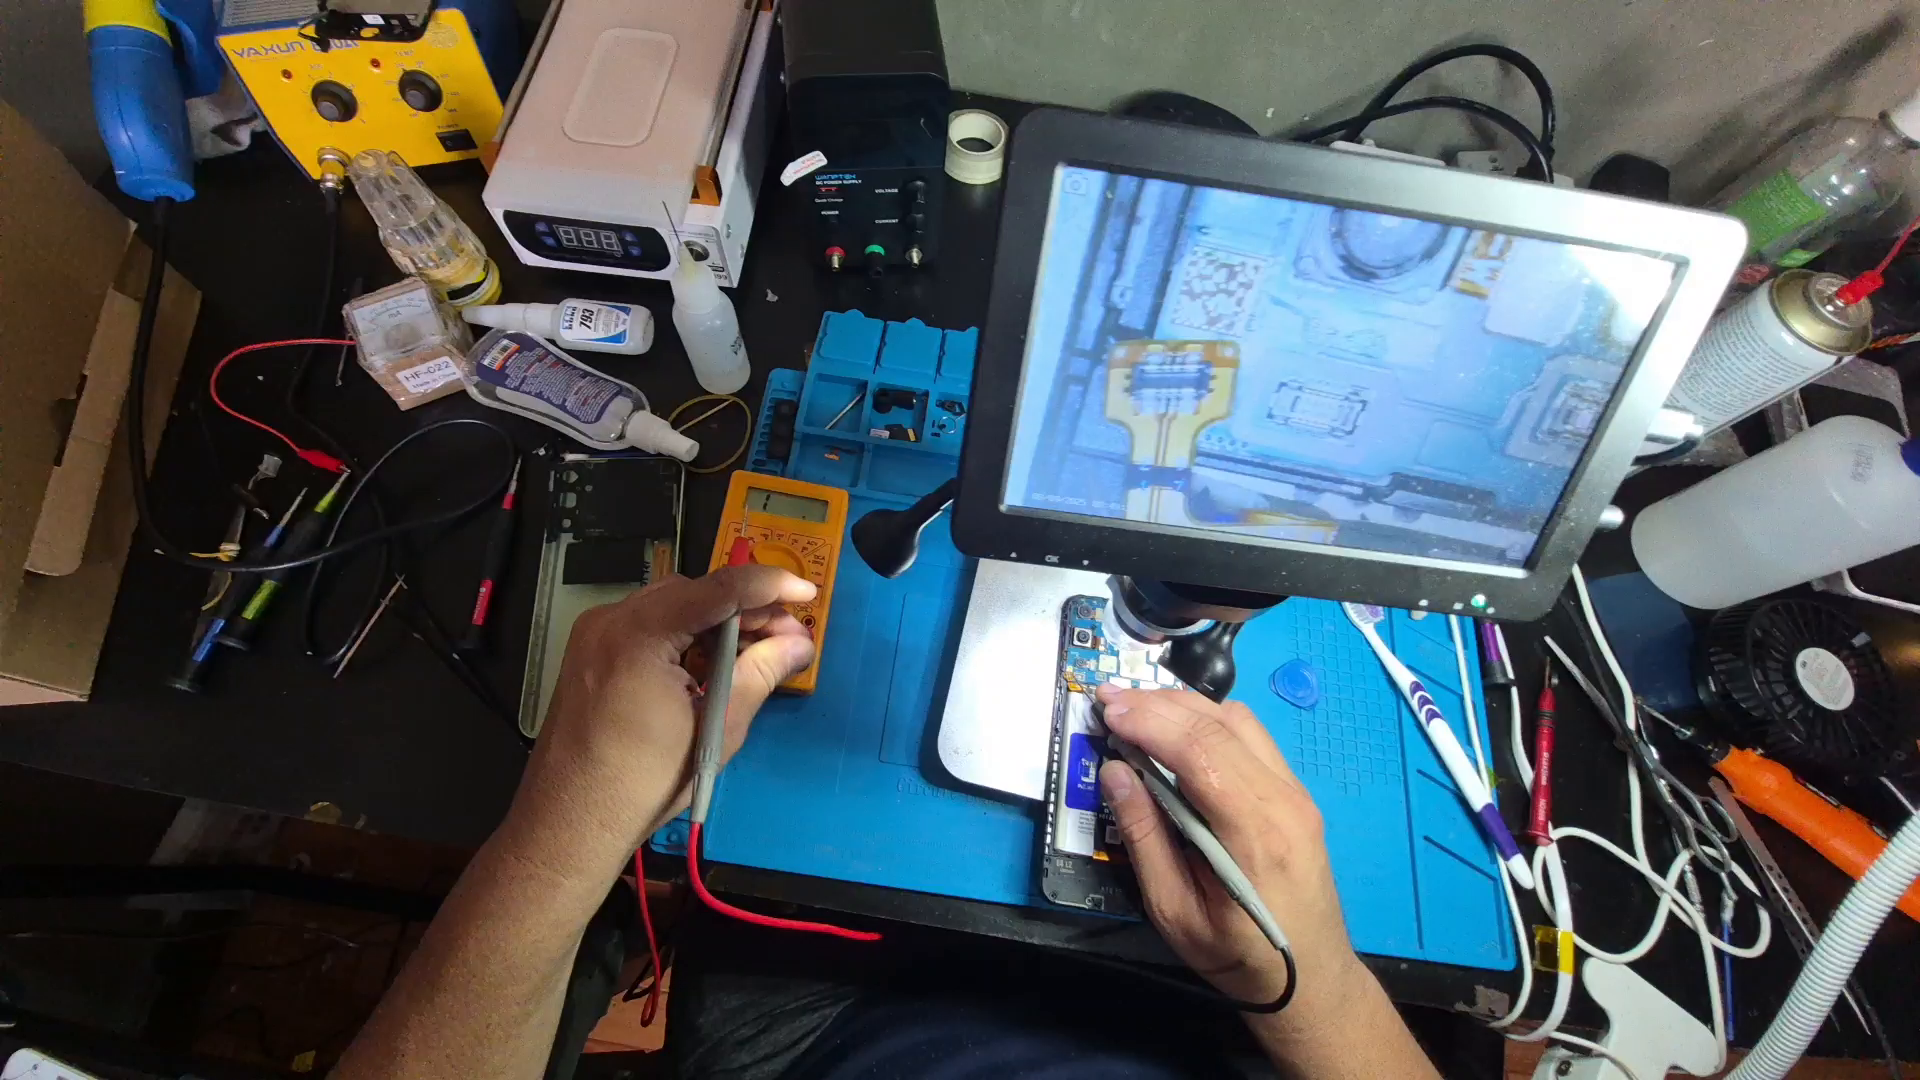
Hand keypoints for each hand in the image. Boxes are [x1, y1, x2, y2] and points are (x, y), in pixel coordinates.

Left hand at [508, 566, 817, 866]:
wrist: (569, 824)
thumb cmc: (644, 782)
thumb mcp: (716, 726)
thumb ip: (760, 673)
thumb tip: (800, 644)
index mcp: (639, 635)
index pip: (718, 589)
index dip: (769, 585)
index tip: (807, 593)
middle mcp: (612, 620)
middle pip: (697, 592)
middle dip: (748, 608)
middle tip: (789, 637)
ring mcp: (596, 632)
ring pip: (676, 605)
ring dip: (721, 621)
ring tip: (759, 652)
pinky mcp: (593, 649)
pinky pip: (653, 624)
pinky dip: (690, 634)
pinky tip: (716, 661)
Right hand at [1095, 684, 1372, 1039]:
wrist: (1313, 981)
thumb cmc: (1238, 955)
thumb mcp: (1174, 910)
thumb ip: (1144, 837)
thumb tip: (1114, 771)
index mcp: (1256, 833)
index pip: (1202, 751)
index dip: (1151, 722)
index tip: (1108, 712)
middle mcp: (1284, 799)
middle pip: (1217, 724)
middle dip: (1156, 703)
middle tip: (1109, 698)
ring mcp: (1294, 790)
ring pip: (1235, 718)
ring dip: (1180, 703)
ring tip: (1134, 705)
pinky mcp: (1293, 789)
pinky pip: (1248, 732)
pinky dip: (1204, 716)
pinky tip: (1174, 723)